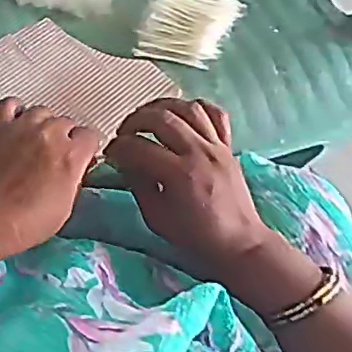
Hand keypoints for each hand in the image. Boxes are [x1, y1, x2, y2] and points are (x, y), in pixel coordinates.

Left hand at [0, 99, 103, 255]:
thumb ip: (73, 177)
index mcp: (71, 156)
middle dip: (64, 137)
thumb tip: (73, 167)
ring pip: (42, 111)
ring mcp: (22, 126)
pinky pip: (10, 104)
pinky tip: (14, 123)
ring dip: (42, 123)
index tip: (79, 156)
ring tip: (34, 139)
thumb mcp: (65, 207)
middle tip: (53, 155)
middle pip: (66, 122)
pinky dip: (15, 111)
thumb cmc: (25, 223)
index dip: (85, 147)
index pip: (90, 136)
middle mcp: (50, 134)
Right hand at [105, 98, 283, 269]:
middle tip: (124, 134)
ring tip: (147, 118)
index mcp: (180, 174)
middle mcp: (199, 153)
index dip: (118, 147)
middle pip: (160, 118)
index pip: (138, 147)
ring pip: (187, 108)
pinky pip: (214, 114)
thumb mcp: (156, 217)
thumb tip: (124, 161)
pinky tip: (180, 115)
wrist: (240, 243)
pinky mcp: (228, 146)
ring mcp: (217, 146)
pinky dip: (195, 108)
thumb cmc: (196, 235)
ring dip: (161, 108)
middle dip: (134, 121)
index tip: (110, 154)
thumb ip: (138, 184)